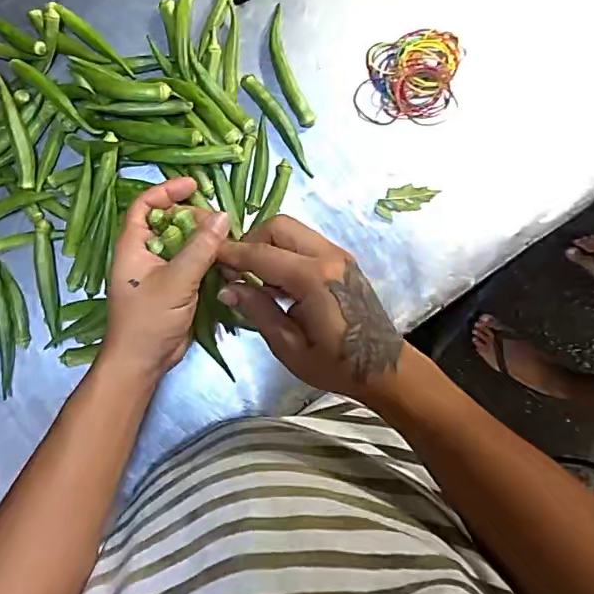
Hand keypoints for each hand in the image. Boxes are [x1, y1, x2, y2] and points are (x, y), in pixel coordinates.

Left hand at [99, 177, 226, 379]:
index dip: (167, 191)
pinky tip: (226, 257)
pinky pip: (192, 262)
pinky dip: (207, 257)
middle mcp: (144, 254)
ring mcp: (159, 271)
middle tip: (219, 220)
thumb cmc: (149, 320)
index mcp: (132, 246)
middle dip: (194, 216)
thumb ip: (201, 248)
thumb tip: (224, 216)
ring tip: (227, 236)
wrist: (142, 363)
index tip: (194, 185)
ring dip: (204, 237)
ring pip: (183, 242)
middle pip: (168, 221)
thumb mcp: (177, 281)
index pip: (145, 205)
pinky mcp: (174, 287)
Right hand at [215, 215, 406, 401]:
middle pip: (279, 226)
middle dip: (252, 241)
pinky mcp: (342, 261)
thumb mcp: (289, 346)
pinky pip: (305, 243)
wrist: (383, 367)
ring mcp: (339, 255)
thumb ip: (258, 311)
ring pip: (293, 231)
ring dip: (269, 245)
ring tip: (255, 278)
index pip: (262, 253)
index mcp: (314, 279)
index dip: (232, 254)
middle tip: (237, 270)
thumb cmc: (337, 365)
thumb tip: (228, 289)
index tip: (209, 258)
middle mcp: (328, 256)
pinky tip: (278, 282)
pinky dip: (285, 252)